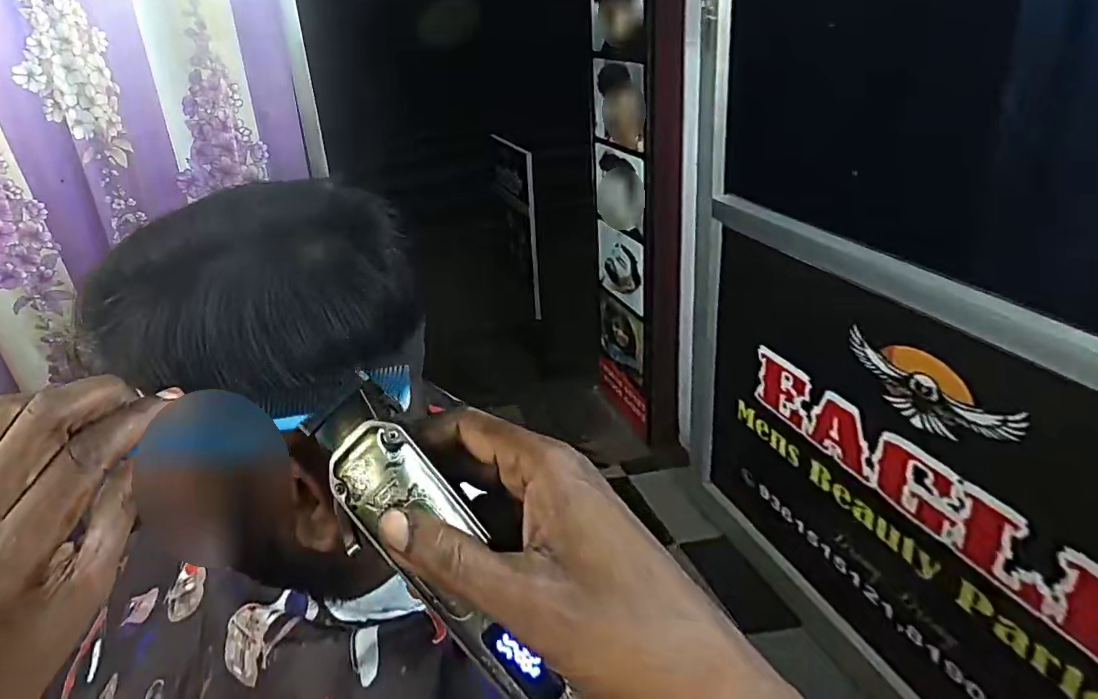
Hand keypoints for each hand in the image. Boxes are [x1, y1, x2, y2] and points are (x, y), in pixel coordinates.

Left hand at [0, 377, 167, 698]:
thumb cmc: (19, 657)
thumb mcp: (83, 600)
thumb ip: (116, 521)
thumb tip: (141, 454)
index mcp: (11, 554)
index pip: (80, 459)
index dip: (130, 423)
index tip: (163, 404)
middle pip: (39, 419)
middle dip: (97, 394)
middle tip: (132, 397)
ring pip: (1, 412)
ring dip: (54, 397)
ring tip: (89, 409)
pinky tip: (28, 426)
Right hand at [375, 408, 793, 698]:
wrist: (716, 697)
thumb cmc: (628, 637)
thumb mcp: (525, 601)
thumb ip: (452, 559)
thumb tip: (390, 522)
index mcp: (548, 467)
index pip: (466, 426)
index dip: (420, 437)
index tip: (380, 460)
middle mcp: (559, 476)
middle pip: (477, 461)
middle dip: (432, 485)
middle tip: (391, 512)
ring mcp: (571, 510)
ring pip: (495, 499)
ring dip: (457, 521)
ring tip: (418, 548)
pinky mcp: (579, 543)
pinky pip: (517, 528)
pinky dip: (485, 545)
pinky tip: (464, 578)